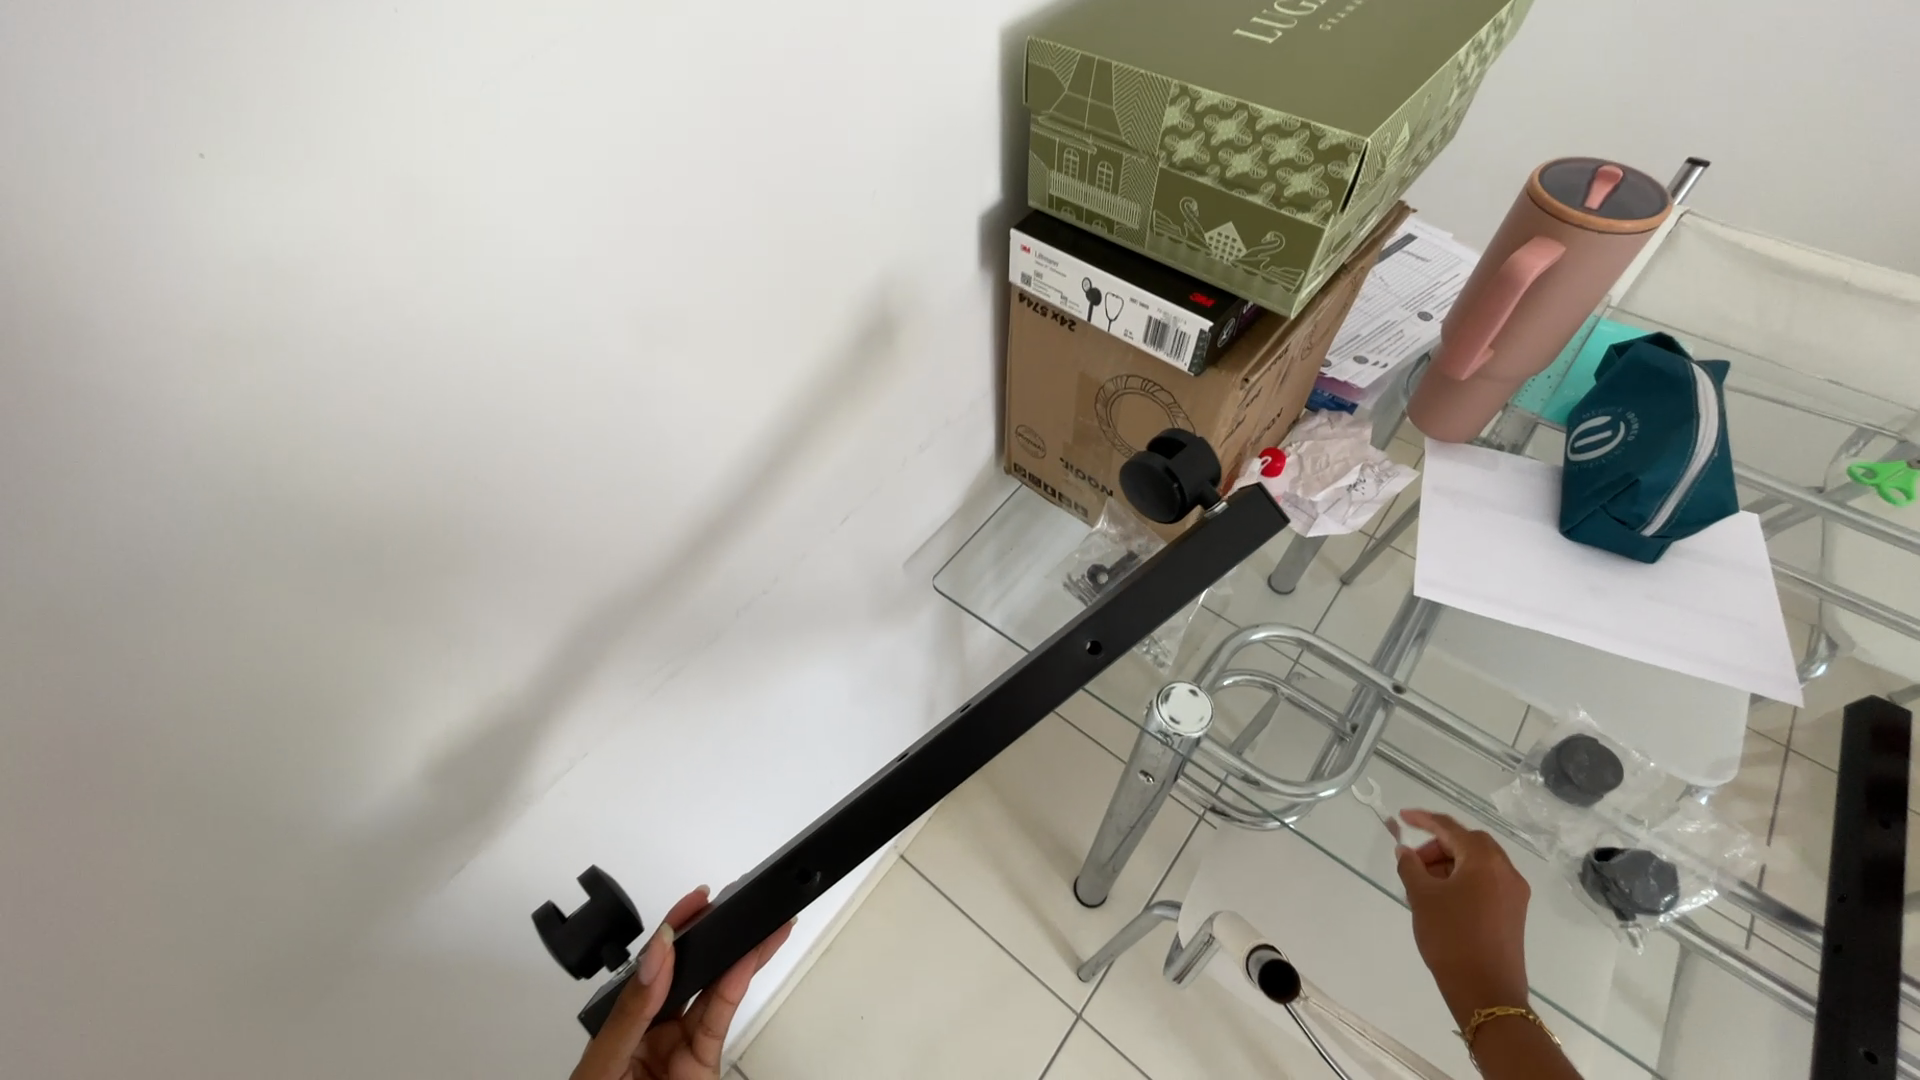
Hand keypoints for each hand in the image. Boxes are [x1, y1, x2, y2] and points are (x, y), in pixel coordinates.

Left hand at [570, 887, 794, 1079]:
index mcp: (617, 1030)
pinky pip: (722, 1017)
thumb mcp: (600, 1073)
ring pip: (714, 989)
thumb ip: (630, 1015)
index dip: (672, 931)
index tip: (695, 903)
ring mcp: (678, 1051)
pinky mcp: (705, 1068)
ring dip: (740, 952)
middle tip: (739, 902)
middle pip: (687, 973)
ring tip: (763, 922)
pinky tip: (752, 957)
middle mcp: (648, 1035)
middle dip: (714, 934)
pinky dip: (740, 983)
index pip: (649, 970)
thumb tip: (657, 957)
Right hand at [1395, 809, 1530, 1026]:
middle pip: (1470, 842)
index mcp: (1484, 862)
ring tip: (1425, 880)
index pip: (1451, 828)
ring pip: (1480, 861)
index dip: (1424, 819)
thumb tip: (1406, 852)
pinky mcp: (1514, 912)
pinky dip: (1464, 877)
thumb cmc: (1450, 936)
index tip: (1401, 817)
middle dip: (1440, 843)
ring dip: (1451, 861)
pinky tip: (1443, 895)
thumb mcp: (1421, 896)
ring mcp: (1514, 893)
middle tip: (1415, 859)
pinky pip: (1487, 880)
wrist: (1486, 991)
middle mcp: (1506, 872)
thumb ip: (1410, 866)